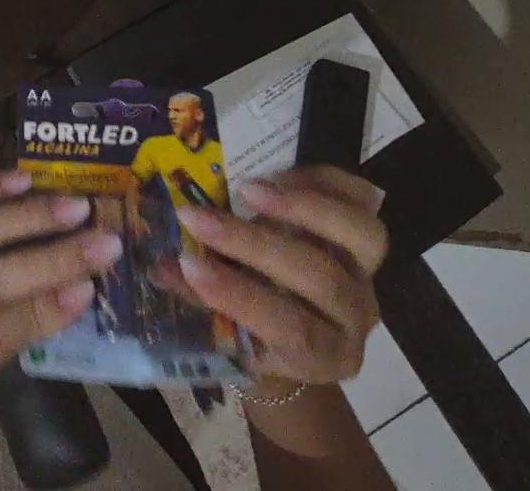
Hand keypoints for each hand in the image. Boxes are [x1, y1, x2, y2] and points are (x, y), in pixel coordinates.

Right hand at [164, 167, 387, 385]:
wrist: (301, 331)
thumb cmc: (254, 335)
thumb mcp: (226, 333)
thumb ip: (199, 300)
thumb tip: (160, 268)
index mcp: (322, 356)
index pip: (292, 328)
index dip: (240, 296)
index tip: (189, 266)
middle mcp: (355, 317)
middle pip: (319, 278)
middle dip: (252, 243)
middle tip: (196, 217)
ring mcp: (368, 275)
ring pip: (363, 238)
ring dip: (301, 208)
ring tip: (246, 188)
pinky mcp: (367, 238)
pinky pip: (363, 200)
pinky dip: (325, 182)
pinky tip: (280, 173)